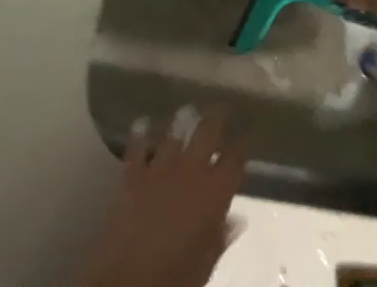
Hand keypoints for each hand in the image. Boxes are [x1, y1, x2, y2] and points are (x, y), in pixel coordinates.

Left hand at [80, 107, 248, 286]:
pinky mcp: (131, 174)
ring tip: (188, 108)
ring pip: (173, 133)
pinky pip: (137, 146)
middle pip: (207, 134)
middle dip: (217, 117)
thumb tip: (237, 220)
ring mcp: (158, 170)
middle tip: (224, 106)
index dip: (244, 144)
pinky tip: (143, 121)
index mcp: (213, 195)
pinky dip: (141, 132)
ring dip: (182, 120)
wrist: (127, 278)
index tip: (249, 131)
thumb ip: (220, 238)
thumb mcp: (205, 265)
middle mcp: (189, 173)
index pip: (235, 160)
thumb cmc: (174, 276)